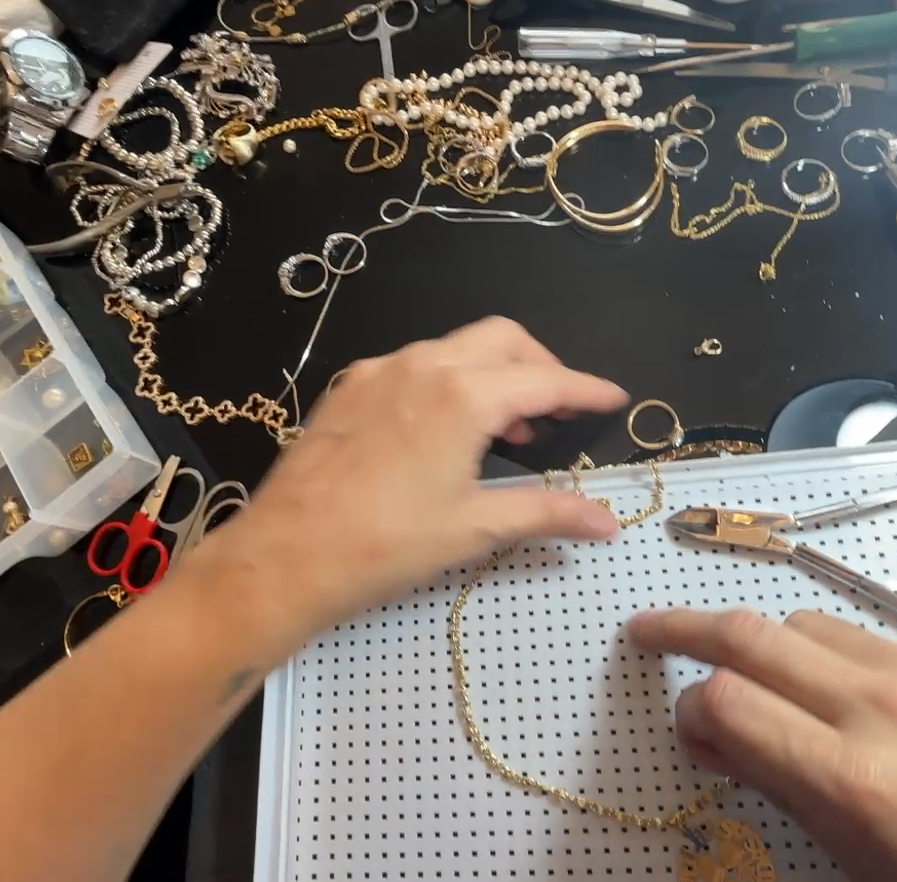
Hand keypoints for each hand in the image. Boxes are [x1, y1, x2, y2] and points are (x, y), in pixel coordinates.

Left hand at [227, 317, 627, 627]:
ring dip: (493, 374)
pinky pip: (415, 363)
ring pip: (456, 347)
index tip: (613, 397)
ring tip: (507, 428)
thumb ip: (547, 512)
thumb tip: (608, 522)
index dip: (585, 389)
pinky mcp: (350, 385)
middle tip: (557, 411)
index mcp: (462, 396)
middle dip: (540, 365)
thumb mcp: (473, 527)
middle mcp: (423, 365)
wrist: (283, 557)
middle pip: (502, 339)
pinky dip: (449, 380)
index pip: (543, 380)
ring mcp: (380, 370)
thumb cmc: (385, 545)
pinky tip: (444, 426)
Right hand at [629, 608, 896, 881]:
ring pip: (801, 624)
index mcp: (855, 783)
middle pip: (747, 633)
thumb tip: (720, 737)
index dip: (688, 712)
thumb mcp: (866, 872)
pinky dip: (834, 660)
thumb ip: (783, 793)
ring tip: (766, 680)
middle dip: (682, 626)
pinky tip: (862, 702)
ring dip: (765, 645)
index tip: (690, 732)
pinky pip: (866, 638)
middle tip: (646, 630)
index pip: (724, 702)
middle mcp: (879, 708)